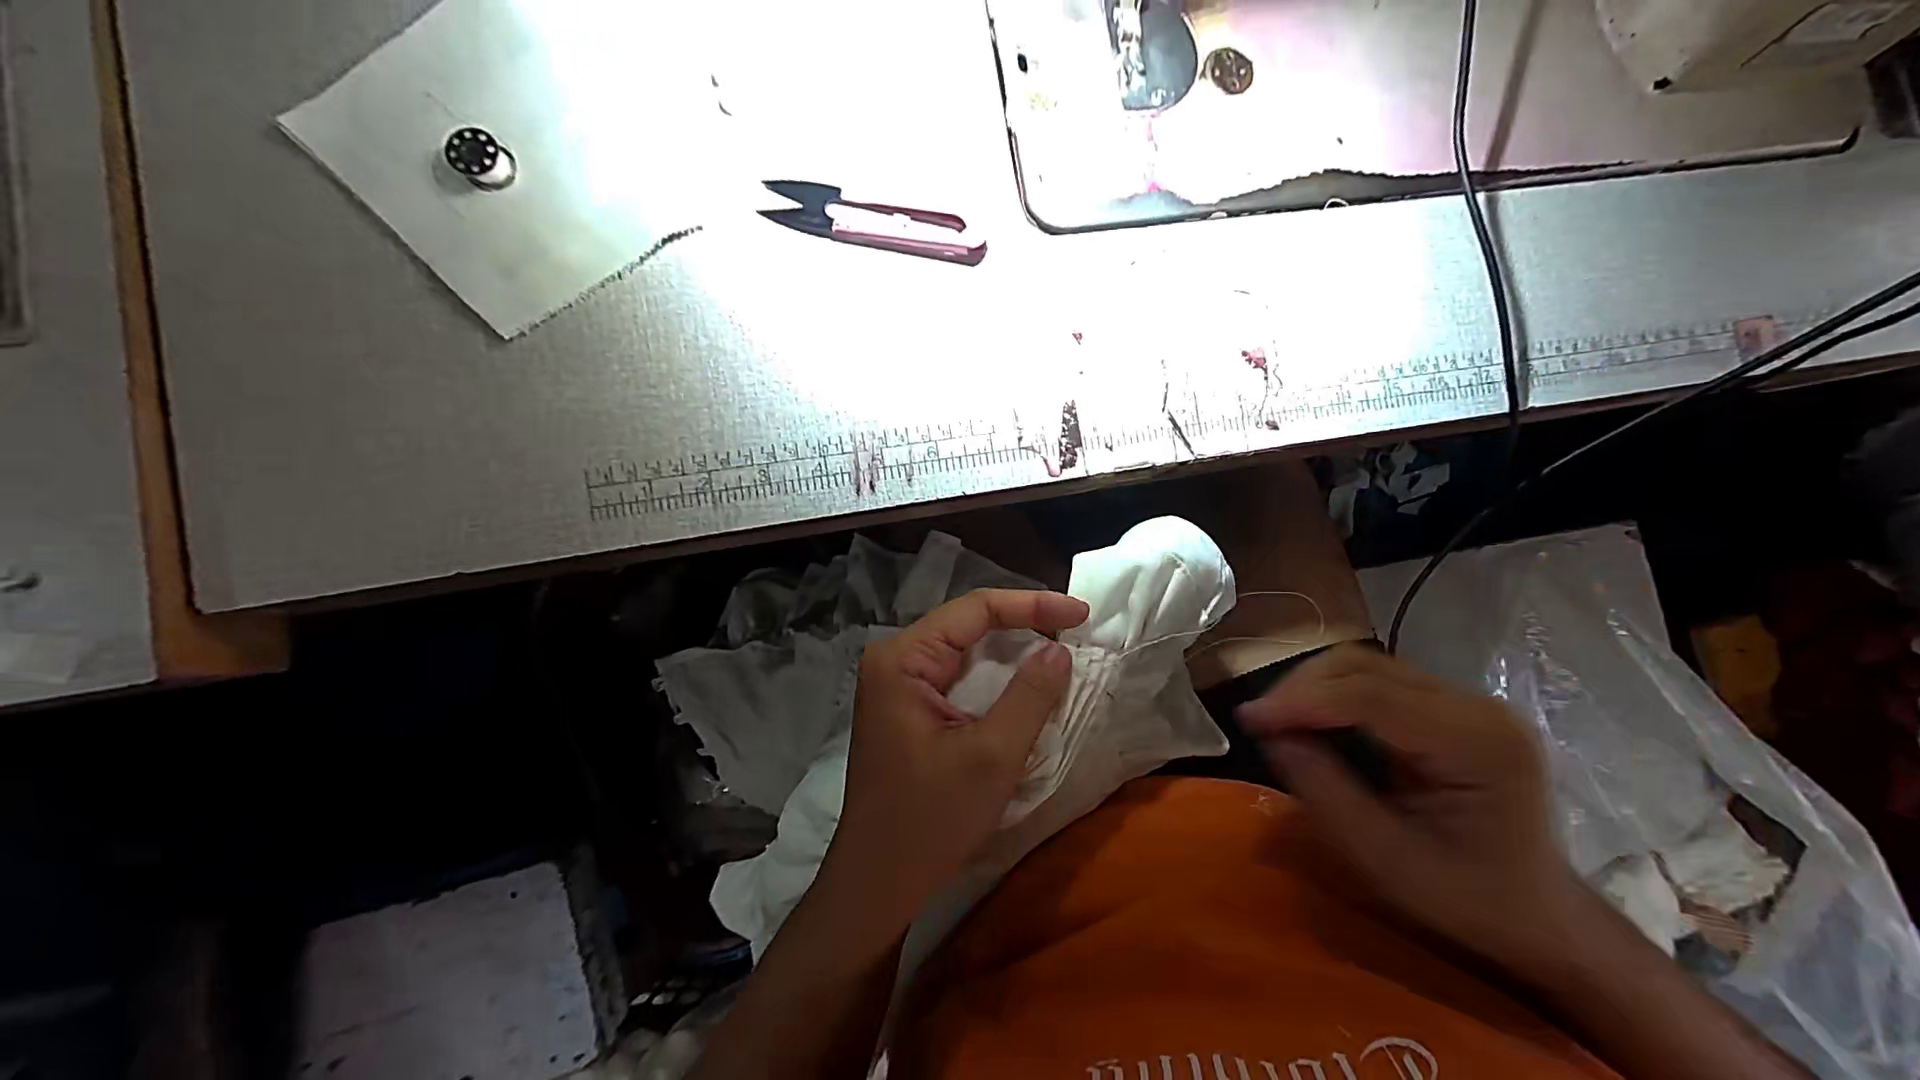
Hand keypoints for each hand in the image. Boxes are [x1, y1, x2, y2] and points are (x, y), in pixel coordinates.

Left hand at [826, 588, 1088, 926]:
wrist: (878, 880)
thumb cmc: (930, 819)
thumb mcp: (991, 756)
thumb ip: (1030, 696)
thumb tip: (1060, 650)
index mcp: (902, 658)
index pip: (974, 610)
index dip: (1032, 606)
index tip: (1082, 615)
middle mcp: (894, 660)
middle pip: (968, 625)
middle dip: (1024, 625)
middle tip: (1077, 632)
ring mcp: (897, 684)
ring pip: (965, 651)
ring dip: (1012, 651)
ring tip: (1061, 650)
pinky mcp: (907, 708)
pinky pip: (958, 677)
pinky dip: (995, 678)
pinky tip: (1025, 683)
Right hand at [1237, 645, 1580, 971]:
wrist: (1536, 917)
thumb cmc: (1465, 898)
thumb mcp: (1383, 857)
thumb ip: (1323, 790)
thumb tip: (1271, 735)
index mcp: (1479, 743)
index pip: (1371, 696)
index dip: (1301, 700)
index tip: (1247, 718)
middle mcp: (1479, 706)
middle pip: (1366, 667)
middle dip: (1302, 687)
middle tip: (1259, 721)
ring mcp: (1468, 701)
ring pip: (1365, 666)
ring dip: (1312, 687)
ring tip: (1278, 720)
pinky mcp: (1450, 706)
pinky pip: (1375, 681)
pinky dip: (1332, 694)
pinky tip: (1311, 720)